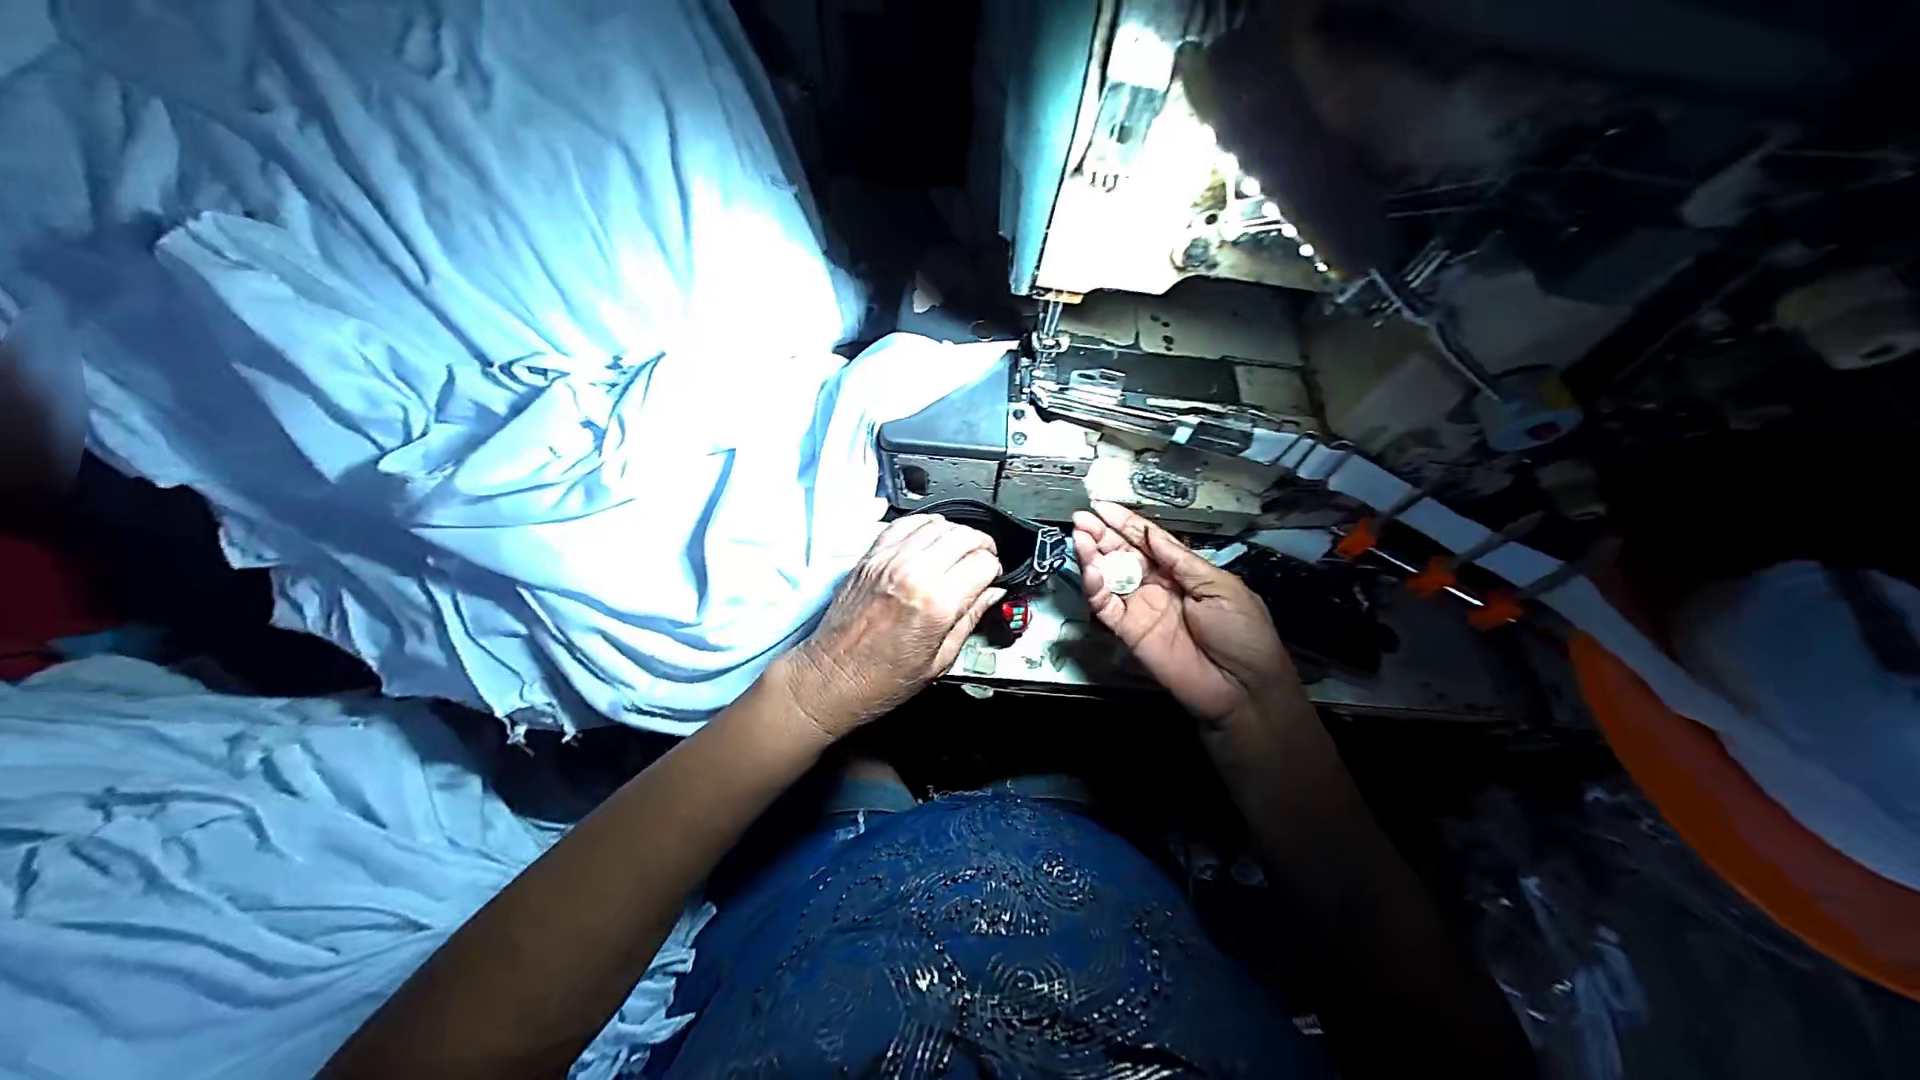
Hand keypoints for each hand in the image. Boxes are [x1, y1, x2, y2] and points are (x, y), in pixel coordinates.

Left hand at [778, 514, 1005, 740]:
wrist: (831, 678)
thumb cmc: (879, 679)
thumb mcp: (940, 659)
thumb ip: (970, 619)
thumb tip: (990, 595)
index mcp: (936, 603)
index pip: (983, 563)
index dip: (994, 571)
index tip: (991, 580)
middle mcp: (913, 573)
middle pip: (964, 535)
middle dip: (981, 547)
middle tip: (982, 563)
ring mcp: (889, 561)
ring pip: (937, 523)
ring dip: (955, 534)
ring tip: (958, 552)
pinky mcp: (871, 558)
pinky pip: (904, 524)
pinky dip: (923, 526)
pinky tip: (929, 540)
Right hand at [1073, 501, 1296, 726]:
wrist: (1243, 688)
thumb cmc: (1245, 637)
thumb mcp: (1221, 586)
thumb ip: (1181, 560)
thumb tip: (1152, 533)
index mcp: (1182, 572)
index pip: (1148, 541)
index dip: (1125, 523)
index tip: (1104, 508)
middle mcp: (1157, 587)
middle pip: (1122, 554)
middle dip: (1102, 534)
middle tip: (1082, 518)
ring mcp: (1141, 608)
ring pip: (1109, 576)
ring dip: (1092, 555)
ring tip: (1080, 535)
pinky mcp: (1128, 631)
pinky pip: (1105, 605)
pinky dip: (1094, 586)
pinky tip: (1089, 567)